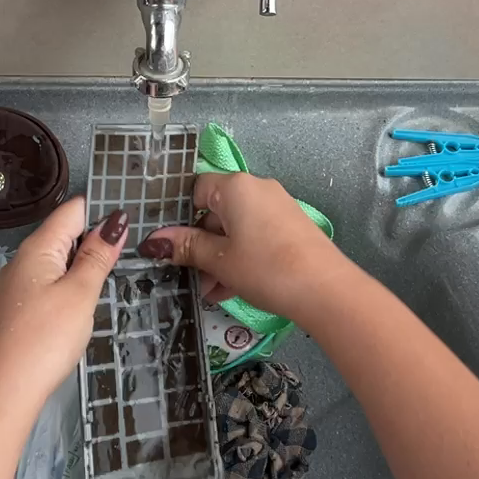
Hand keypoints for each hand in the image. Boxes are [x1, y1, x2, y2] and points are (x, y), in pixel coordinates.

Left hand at [0, 196, 126, 407]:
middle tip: (134, 245)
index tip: (133, 218)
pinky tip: (84, 300)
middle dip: (96, 236)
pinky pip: (49, 281)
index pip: (74, 210)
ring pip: (58, 259)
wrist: (1, 396)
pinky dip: (70, 282)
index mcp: (38, 247)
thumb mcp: (81, 293)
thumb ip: (98, 255)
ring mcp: (17, 285)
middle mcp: (23, 259)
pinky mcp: (18, 309)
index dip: (103, 209)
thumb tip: (116, 220)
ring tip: (113, 271)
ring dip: (84, 261)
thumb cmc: (46, 339)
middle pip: (65, 232)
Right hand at [138, 172, 354, 324]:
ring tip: (211, 291)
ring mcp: (276, 207)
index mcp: (235, 186)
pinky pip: (254, 236)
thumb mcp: (219, 260)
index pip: (197, 189)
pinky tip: (231, 290)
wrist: (325, 289)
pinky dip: (240, 257)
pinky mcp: (290, 227)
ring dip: (219, 257)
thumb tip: (152, 241)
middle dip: (201, 244)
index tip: (173, 244)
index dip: (181, 215)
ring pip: (235, 228)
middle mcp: (256, 188)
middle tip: (191, 276)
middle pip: (216, 210)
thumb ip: (186, 247)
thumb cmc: (265, 268)